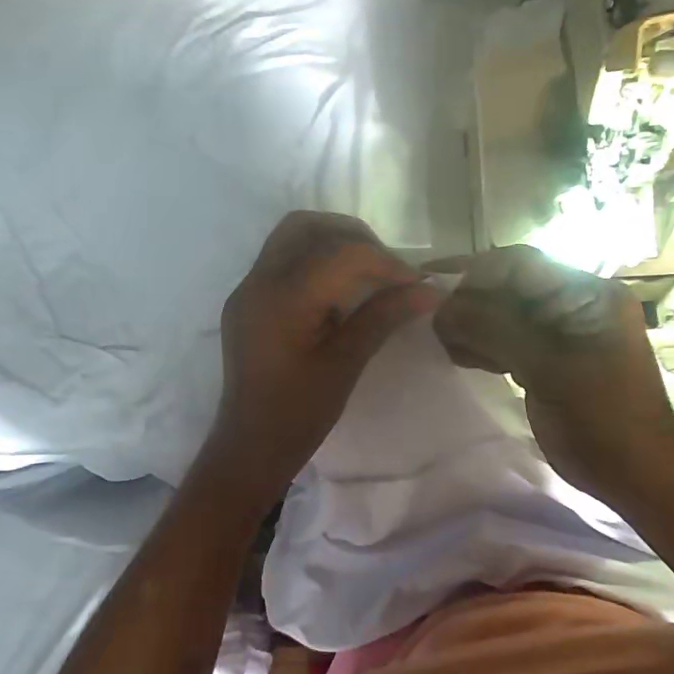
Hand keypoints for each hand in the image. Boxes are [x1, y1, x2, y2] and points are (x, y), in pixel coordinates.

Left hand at [214, 211, 439, 477]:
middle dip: (353, 237)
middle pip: (307, 227)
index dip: (385, 262)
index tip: (415, 283)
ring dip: (330, 243)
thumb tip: (429, 290)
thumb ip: (383, 317)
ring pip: (288, 238)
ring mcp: (246, 290)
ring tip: (365, 274)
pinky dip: (311, 260)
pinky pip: (278, 261)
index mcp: (283, 297)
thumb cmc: (298, 413)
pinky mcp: (245, 302)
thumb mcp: (345, 364)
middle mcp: (258, 282)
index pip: (341, 253)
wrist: (249, 446)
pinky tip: (334, 292)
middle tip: (386, 268)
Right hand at [429, 246, 673, 490]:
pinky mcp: (550, 358)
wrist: (636, 475)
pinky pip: (509, 339)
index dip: (475, 272)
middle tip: (440, 330)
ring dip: (474, 327)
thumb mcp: (548, 367)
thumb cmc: (601, 417)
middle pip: (508, 287)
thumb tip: (442, 309)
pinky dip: (485, 346)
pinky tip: (468, 361)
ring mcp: (562, 332)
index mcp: (586, 294)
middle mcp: (574, 304)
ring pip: (504, 314)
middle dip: (471, 303)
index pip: (521, 264)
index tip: (434, 288)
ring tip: (451, 349)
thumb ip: (494, 329)